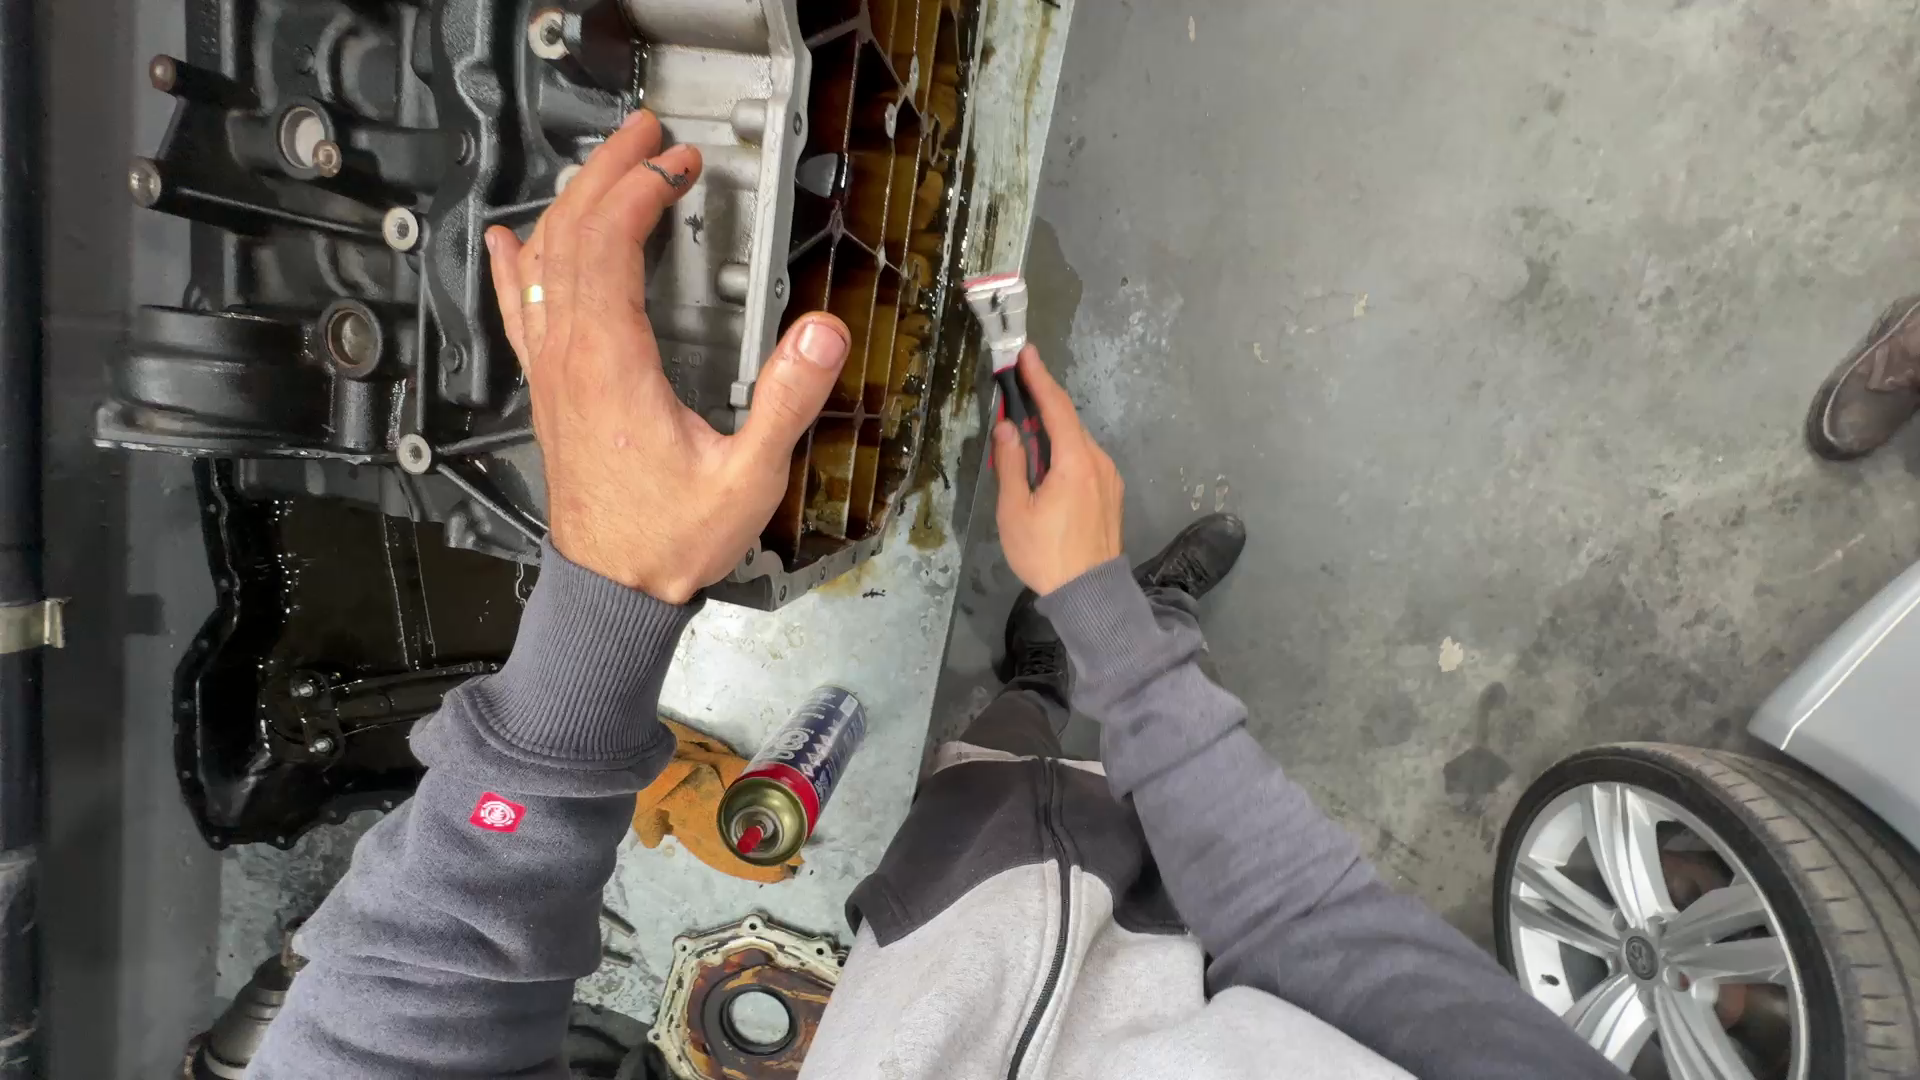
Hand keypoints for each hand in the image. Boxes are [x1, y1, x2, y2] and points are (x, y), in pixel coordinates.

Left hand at [485, 111, 851, 603]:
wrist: (617, 586)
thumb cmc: (673, 536)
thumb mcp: (750, 475)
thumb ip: (786, 400)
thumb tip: (821, 335)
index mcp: (614, 365)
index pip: (610, 243)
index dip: (642, 191)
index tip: (678, 166)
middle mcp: (572, 358)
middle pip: (570, 234)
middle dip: (607, 174)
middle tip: (645, 140)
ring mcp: (555, 374)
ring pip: (542, 264)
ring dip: (571, 205)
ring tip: (601, 170)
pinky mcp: (555, 394)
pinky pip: (521, 313)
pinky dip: (516, 267)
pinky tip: (509, 245)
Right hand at [994, 346, 1123, 594]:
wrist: (1090, 594)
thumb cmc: (1045, 554)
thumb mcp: (1015, 511)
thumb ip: (1011, 464)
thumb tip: (1007, 429)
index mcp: (1074, 462)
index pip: (1056, 408)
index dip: (1039, 378)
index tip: (1026, 354)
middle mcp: (1098, 462)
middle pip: (1068, 422)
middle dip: (1041, 406)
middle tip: (1014, 399)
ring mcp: (1110, 478)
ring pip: (1077, 442)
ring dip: (1052, 434)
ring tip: (1024, 443)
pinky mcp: (1112, 493)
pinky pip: (1086, 460)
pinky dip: (1064, 453)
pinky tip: (1047, 469)